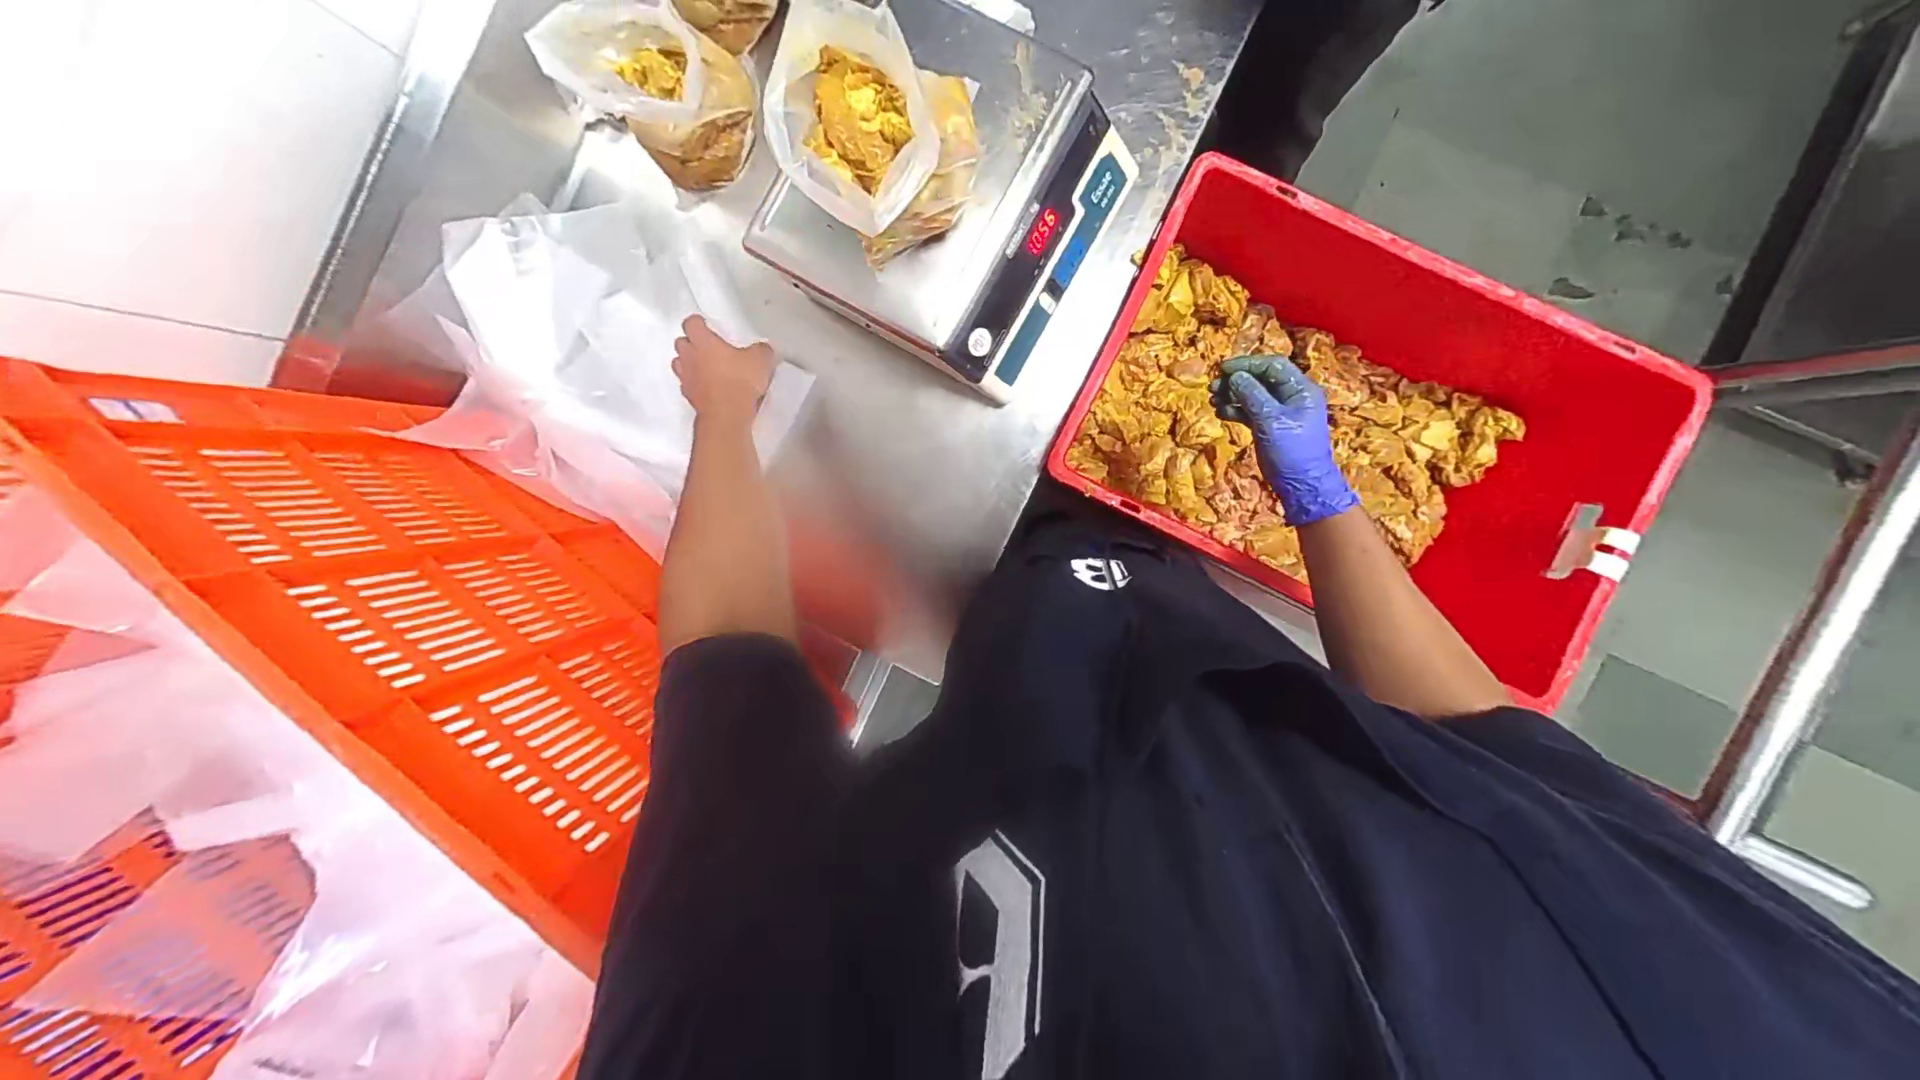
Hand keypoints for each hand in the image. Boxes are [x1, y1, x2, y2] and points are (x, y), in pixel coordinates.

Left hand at [673, 315, 774, 422]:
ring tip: (704, 367)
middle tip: (707, 346)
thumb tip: (762, 349)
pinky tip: (708, 387)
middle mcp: (690, 357)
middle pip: (681, 342)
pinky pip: (687, 385)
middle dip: (691, 342)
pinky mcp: (690, 397)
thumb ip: (761, 350)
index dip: (699, 322)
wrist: (727, 414)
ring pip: (679, 364)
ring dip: (689, 363)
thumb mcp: (760, 360)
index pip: (691, 323)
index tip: (706, 325)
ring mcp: (687, 378)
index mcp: (703, 341)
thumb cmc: (739, 381)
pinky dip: (695, 384)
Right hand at [1211, 355, 1358, 525]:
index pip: (1272, 366)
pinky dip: (1235, 409)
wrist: (1301, 485)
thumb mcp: (1271, 421)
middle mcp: (1291, 397)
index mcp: (1300, 390)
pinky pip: (1249, 411)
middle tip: (1213, 386)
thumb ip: (1253, 396)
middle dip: (1237, 380)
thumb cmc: (1291, 451)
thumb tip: (1236, 376)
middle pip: (1261, 379)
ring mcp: (1279, 412)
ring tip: (1213, 399)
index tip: (1223, 369)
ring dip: (1232, 395)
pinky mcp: (1269, 427)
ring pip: (1253, 395)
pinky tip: (1220, 412)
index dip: (1247, 364)